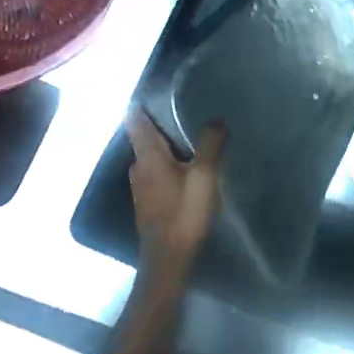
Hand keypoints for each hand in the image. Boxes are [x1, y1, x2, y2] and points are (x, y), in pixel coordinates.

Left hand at [124, 108, 223, 275]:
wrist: (168, 261)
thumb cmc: (184, 214)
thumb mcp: (204, 176)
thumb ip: (210, 145)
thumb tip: (215, 120)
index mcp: (148, 157)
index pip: (137, 122)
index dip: (142, 106)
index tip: (155, 92)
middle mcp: (138, 168)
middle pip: (145, 139)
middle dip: (161, 125)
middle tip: (184, 112)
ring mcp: (140, 187)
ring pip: (151, 157)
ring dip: (167, 147)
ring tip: (190, 139)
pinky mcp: (148, 203)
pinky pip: (156, 173)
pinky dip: (168, 165)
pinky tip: (186, 169)